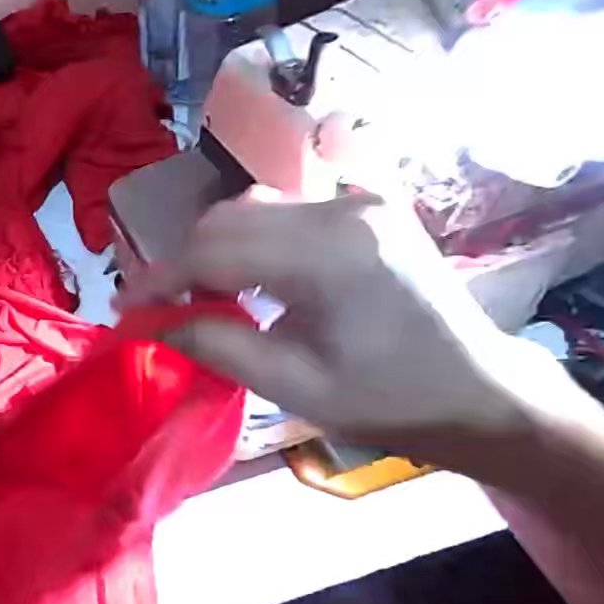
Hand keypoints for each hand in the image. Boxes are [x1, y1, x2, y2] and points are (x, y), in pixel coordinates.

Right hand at [126, 189, 560, 463]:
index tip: (125, 305)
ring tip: (206, 297)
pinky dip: (250, 241)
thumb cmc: (389, 400)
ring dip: (215, 248)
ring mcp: (359, 202)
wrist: (478, 390)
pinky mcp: (366, 208)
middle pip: (229, 218)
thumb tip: (155, 323)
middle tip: (164, 308)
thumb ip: (217, 346)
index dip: (160, 277)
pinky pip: (285, 212)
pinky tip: (250, 278)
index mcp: (329, 256)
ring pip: (252, 208)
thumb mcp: (294, 386)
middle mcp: (343, 210)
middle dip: (184, 262)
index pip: (215, 250)